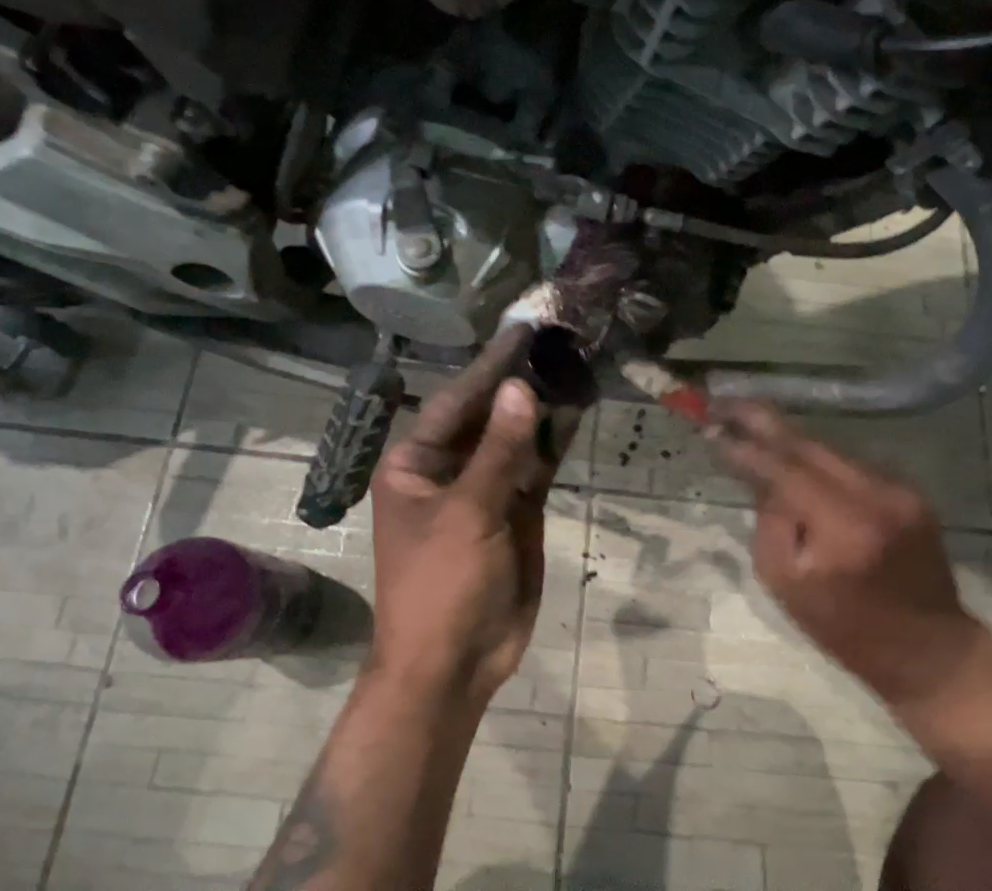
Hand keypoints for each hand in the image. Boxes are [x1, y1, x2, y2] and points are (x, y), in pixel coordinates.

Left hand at [368, 326, 572, 700]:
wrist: (453, 662)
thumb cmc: (440, 584)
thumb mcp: (467, 513)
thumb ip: (499, 451)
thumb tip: (520, 388)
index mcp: (415, 463)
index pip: (456, 401)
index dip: (490, 366)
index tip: (522, 330)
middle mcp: (447, 469)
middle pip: (488, 415)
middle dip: (520, 381)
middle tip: (559, 338)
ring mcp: (484, 491)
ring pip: (516, 438)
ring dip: (542, 407)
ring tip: (576, 362)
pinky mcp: (515, 512)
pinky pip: (534, 468)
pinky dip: (553, 442)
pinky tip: (576, 409)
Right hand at [710, 399, 989, 707]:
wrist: (929, 650)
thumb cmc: (848, 631)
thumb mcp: (787, 587)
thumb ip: (769, 525)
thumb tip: (763, 481)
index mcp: (845, 526)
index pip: (785, 469)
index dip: (746, 447)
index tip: (712, 427)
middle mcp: (878, 495)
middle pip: (810, 445)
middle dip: (765, 422)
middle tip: (726, 403)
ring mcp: (900, 490)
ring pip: (832, 452)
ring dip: (792, 442)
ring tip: (752, 426)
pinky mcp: (911, 493)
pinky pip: (853, 467)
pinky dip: (821, 462)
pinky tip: (796, 461)